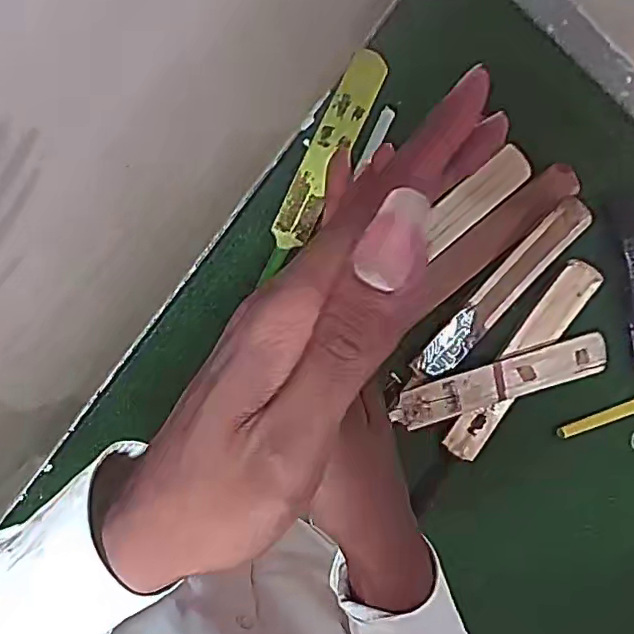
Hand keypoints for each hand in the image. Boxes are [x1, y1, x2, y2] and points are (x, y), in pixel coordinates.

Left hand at [97, 66, 506, 592]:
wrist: (153, 528)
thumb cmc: (224, 497)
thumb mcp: (294, 431)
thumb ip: (346, 340)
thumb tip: (395, 236)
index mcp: (286, 320)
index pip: (365, 224)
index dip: (424, 163)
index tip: (475, 106)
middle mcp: (274, 309)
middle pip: (355, 223)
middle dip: (420, 165)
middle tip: (480, 116)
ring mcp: (266, 330)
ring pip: (341, 248)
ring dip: (397, 199)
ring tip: (447, 160)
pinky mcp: (265, 353)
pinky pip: (325, 281)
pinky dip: (363, 248)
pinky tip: (369, 236)